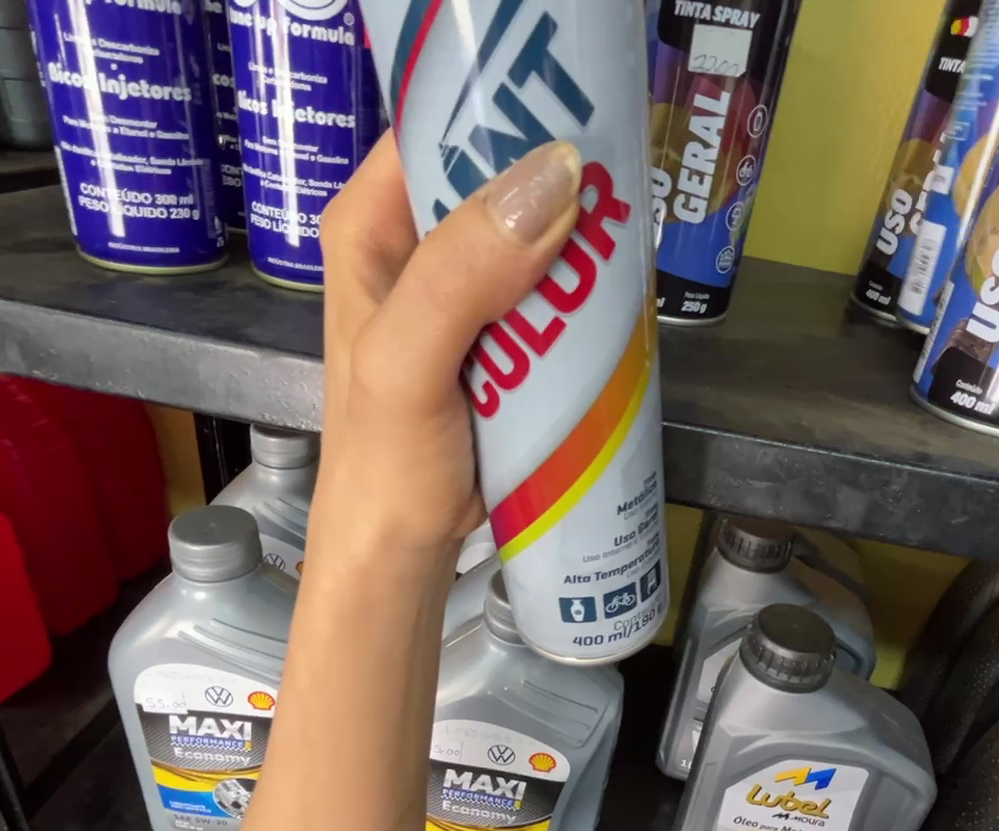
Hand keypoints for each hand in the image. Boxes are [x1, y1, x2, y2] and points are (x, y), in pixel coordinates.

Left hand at [311, 134, 584, 565]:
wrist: (404, 546)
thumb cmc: (386, 463)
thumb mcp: (407, 363)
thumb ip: (462, 275)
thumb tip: (558, 177)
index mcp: (372, 226)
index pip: (441, 127)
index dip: (509, 115)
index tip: (585, 121)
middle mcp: (416, 246)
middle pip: (497, 178)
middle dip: (560, 181)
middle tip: (622, 191)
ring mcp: (463, 293)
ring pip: (533, 235)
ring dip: (580, 240)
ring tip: (627, 243)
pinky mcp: (501, 336)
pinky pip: (551, 291)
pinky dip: (582, 293)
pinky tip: (614, 296)